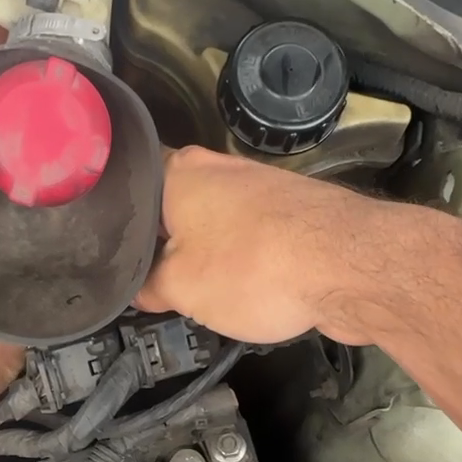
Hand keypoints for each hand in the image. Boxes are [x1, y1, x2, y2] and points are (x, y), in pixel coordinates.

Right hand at [135, 147, 457, 344]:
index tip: (111, 260)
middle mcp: (216, 167)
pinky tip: (243, 290)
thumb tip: (138, 288)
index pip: (127, 189)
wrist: (350, 268)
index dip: (116, 228)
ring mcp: (259, 186)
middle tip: (151, 287)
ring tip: (200, 294)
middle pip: (171, 210)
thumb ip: (147, 288)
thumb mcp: (178, 290)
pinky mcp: (291, 211)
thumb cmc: (253, 269)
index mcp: (177, 172)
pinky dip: (241, 261)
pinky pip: (248, 237)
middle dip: (162, 248)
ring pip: (211, 225)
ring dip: (203, 257)